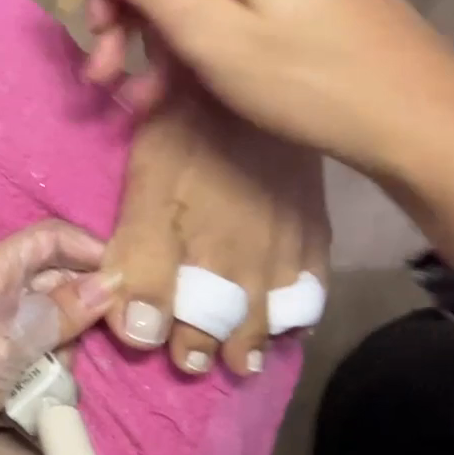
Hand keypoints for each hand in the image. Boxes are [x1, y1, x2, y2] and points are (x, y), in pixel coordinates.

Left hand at [0, 220, 114, 454]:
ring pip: (55, 320)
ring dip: (68, 345)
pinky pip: (41, 352)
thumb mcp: (7, 343)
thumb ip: (60, 312)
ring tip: (61, 373)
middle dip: (87, 305)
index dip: (91, 250)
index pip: (49, 238)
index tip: (134, 279)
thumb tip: (110, 284)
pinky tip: (51, 392)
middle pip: (58, 278)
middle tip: (119, 336)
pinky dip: (52, 368)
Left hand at [104, 91, 328, 375]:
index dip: (175, 339)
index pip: (186, 317)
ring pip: (273, 312)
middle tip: (199, 364)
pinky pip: (313, 287)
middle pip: (230, 320)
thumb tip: (138, 327)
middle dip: (210, 346)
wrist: (252, 90)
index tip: (166, 354)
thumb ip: (138, 258)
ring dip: (254, 340)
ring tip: (241, 362)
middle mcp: (246, 263)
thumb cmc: (182, 134)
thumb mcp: (143, 188)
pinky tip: (291, 326)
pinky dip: (301, 313)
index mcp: (199, 254)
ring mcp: (287, 248)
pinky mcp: (315, 229)